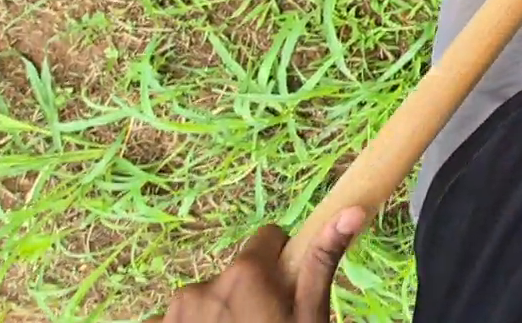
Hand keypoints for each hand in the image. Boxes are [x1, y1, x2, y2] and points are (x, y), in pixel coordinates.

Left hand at [162, 208, 364, 322]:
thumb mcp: (309, 316)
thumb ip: (323, 259)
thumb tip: (352, 210)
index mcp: (243, 273)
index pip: (266, 238)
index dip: (279, 262)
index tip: (284, 293)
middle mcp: (198, 289)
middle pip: (231, 275)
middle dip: (244, 294)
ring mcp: (169, 319)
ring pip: (201, 303)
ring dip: (214, 317)